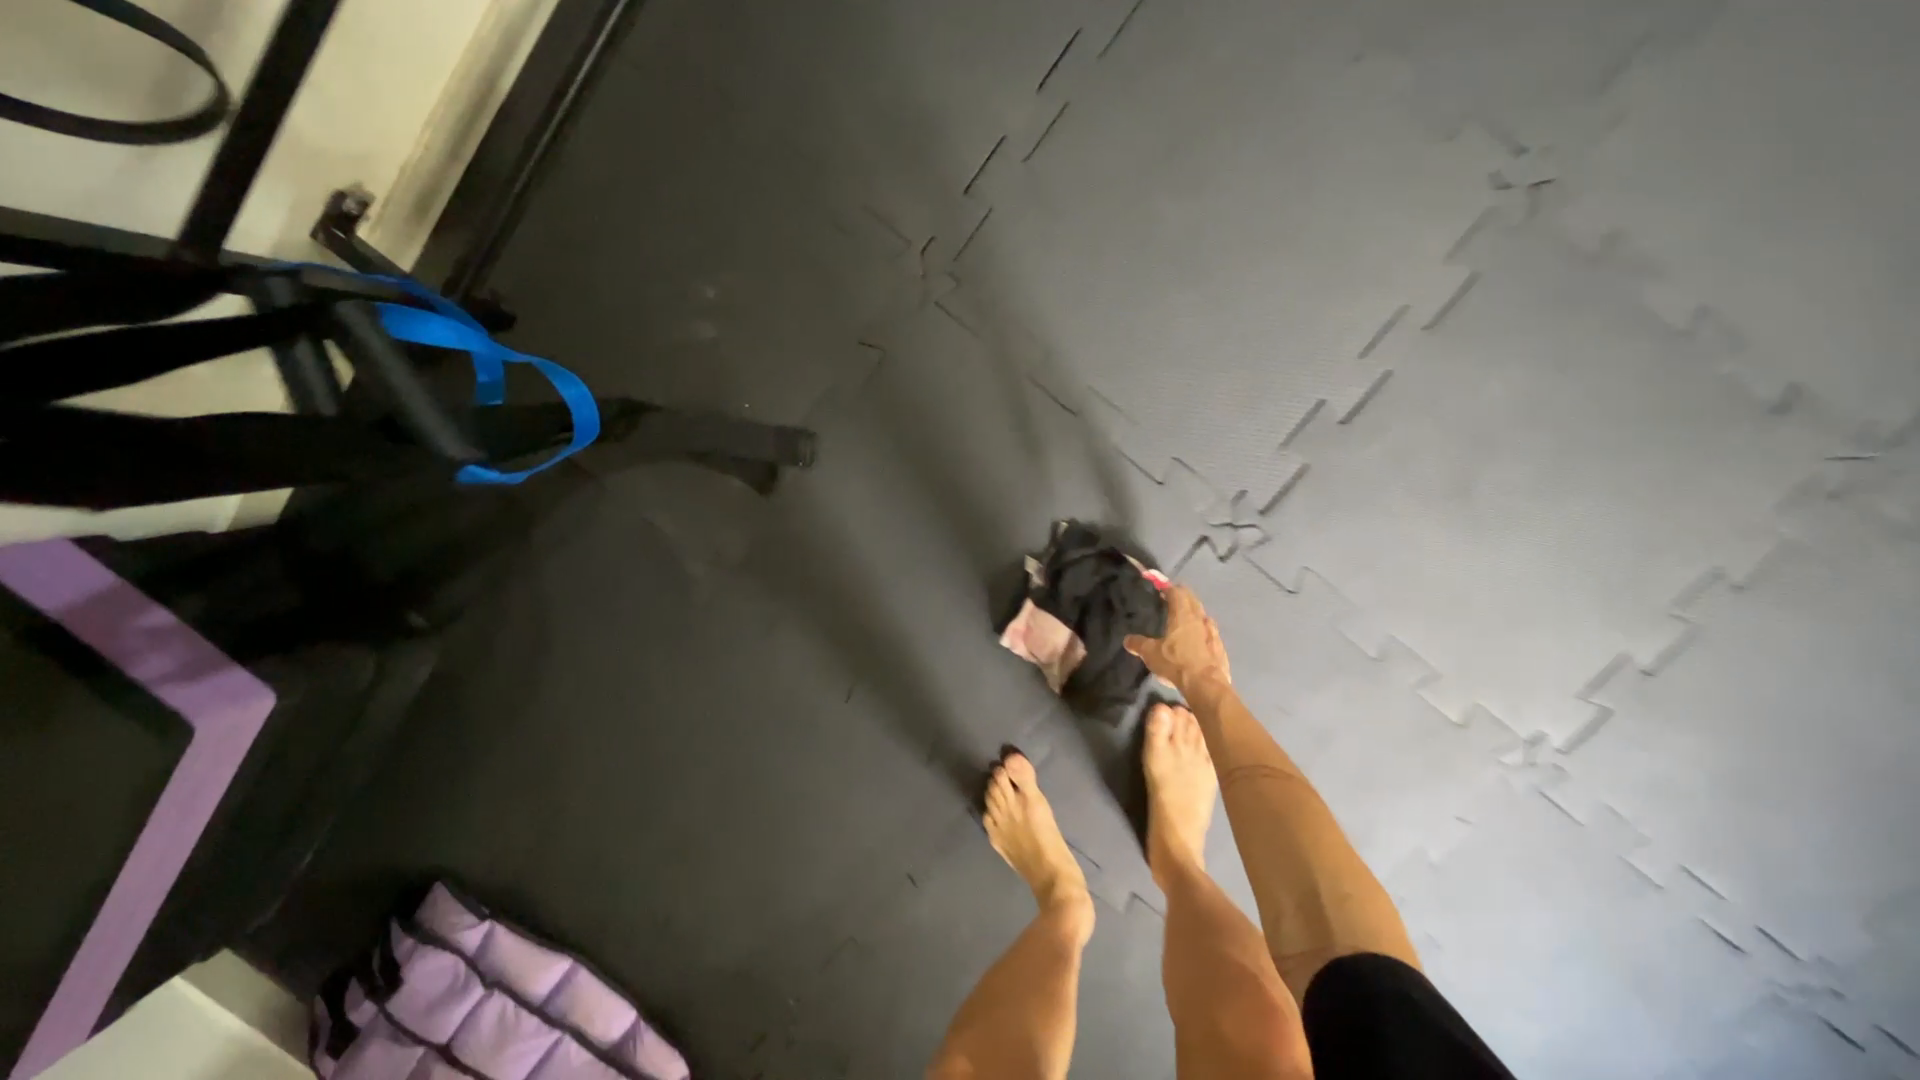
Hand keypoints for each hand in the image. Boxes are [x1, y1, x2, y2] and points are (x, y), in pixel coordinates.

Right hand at [1124, 586, 1229, 693]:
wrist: (1205, 684)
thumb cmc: (1175, 663)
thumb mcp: (1150, 654)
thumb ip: (1138, 644)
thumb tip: (1127, 640)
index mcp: (1181, 615)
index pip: (1176, 593)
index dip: (1168, 587)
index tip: (1161, 586)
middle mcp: (1199, 619)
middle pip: (1192, 599)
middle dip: (1183, 595)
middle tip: (1173, 595)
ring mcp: (1212, 632)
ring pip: (1203, 614)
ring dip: (1195, 611)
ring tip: (1187, 614)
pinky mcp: (1219, 647)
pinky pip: (1211, 631)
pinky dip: (1204, 628)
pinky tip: (1202, 634)